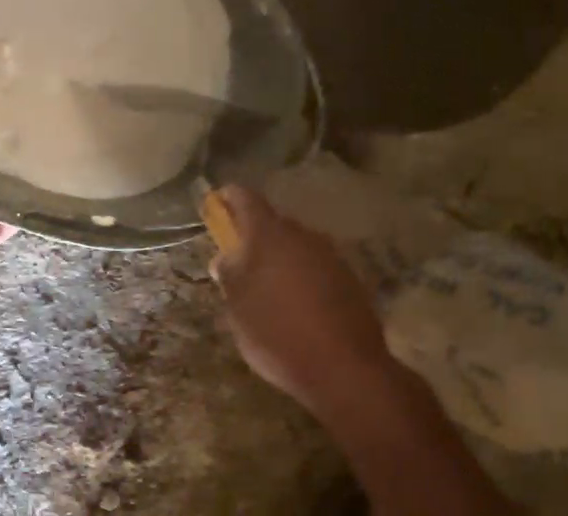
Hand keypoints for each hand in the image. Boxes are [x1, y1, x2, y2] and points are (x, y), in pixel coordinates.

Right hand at [210, 185, 388, 411]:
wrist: (346, 370)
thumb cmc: (278, 332)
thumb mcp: (237, 307)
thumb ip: (229, 276)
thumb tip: (226, 259)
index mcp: (268, 233)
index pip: (244, 197)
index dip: (227, 199)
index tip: (216, 207)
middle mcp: (302, 235)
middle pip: (273, 223)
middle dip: (255, 238)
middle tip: (240, 265)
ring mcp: (331, 257)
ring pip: (298, 247)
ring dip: (282, 261)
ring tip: (271, 293)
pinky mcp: (352, 281)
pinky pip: (318, 270)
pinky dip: (305, 280)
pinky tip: (300, 310)